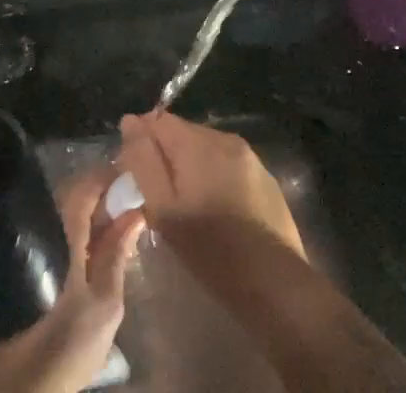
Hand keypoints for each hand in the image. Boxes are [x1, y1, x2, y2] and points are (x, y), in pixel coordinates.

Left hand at [0, 167, 146, 392]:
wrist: (23, 376)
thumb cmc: (69, 339)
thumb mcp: (106, 300)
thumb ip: (118, 252)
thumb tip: (134, 213)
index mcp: (61, 229)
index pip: (86, 183)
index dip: (111, 175)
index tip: (137, 175)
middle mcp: (42, 225)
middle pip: (74, 192)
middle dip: (104, 191)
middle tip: (134, 201)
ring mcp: (34, 240)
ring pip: (65, 209)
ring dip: (92, 209)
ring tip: (121, 220)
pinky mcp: (30, 257)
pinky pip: (57, 226)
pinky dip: (79, 226)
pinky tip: (97, 242)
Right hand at [118, 112, 305, 259]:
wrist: (275, 285)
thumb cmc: (209, 248)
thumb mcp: (163, 207)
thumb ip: (143, 160)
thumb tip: (130, 121)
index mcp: (199, 142)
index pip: (157, 120)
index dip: (141, 143)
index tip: (136, 176)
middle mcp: (228, 140)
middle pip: (183, 133)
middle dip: (166, 156)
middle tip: (160, 197)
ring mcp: (252, 161)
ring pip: (206, 151)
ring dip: (191, 168)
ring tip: (188, 207)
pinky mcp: (268, 182)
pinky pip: (229, 168)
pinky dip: (215, 180)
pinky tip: (216, 212)